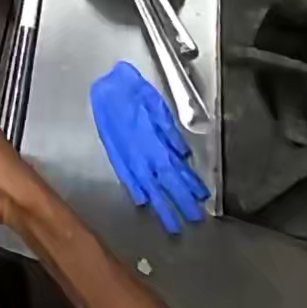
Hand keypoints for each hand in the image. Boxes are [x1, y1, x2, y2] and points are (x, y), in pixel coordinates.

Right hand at [90, 62, 208, 234]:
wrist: (106, 84)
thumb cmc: (135, 90)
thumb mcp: (159, 107)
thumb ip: (169, 132)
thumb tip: (181, 154)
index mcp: (154, 142)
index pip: (175, 174)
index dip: (188, 191)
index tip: (200, 206)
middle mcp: (140, 152)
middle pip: (163, 184)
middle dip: (178, 203)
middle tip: (191, 222)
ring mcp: (126, 152)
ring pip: (145, 183)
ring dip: (158, 203)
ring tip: (169, 223)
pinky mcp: (114, 148)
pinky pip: (124, 172)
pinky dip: (133, 187)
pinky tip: (140, 200)